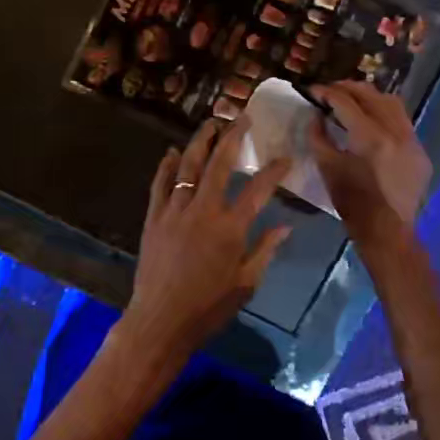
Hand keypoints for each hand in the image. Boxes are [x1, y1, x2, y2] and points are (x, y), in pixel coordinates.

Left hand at [122, 119, 293, 362]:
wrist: (160, 322)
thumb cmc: (209, 306)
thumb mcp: (246, 283)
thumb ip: (265, 250)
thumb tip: (286, 226)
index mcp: (230, 227)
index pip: (258, 189)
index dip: (274, 170)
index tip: (286, 157)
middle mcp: (203, 210)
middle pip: (220, 163)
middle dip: (233, 136)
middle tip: (242, 117)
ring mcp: (175, 211)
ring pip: (188, 166)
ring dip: (201, 141)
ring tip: (211, 123)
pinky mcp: (154, 218)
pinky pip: (160, 184)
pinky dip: (167, 166)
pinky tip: (173, 151)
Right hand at [308, 81, 432, 247]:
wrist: (388, 232)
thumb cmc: (353, 203)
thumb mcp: (328, 168)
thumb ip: (319, 136)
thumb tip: (316, 115)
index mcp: (369, 136)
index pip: (345, 101)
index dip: (326, 92)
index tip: (313, 90)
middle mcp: (394, 131)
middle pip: (370, 94)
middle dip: (347, 88)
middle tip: (330, 90)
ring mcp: (411, 139)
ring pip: (391, 102)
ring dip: (369, 97)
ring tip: (352, 100)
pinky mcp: (420, 150)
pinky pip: (402, 121)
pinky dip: (385, 114)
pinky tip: (373, 122)